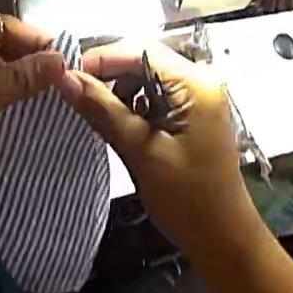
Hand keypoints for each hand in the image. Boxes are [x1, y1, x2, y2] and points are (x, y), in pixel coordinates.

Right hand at [55, 41, 260, 256]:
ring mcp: (201, 93)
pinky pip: (159, 91)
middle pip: (145, 58)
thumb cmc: (189, 200)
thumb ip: (104, 111)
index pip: (141, 51)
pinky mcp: (195, 109)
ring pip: (149, 74)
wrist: (225, 241)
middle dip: (110, 74)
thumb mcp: (141, 152)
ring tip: (99, 113)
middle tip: (76, 93)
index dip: (102, 58)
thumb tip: (67, 79)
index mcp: (196, 83)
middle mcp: (202, 78)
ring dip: (121, 89)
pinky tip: (123, 123)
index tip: (68, 74)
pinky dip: (137, 102)